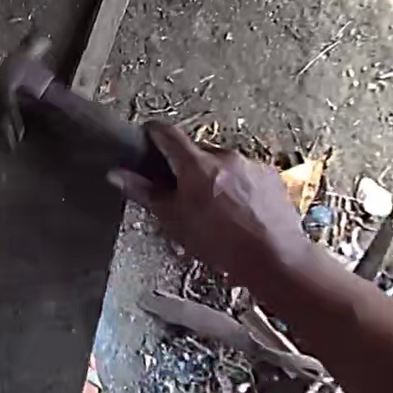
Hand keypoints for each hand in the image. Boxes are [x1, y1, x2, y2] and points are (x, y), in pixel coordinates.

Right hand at [108, 123, 312, 279]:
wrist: (275, 259)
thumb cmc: (222, 245)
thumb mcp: (174, 221)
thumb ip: (145, 192)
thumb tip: (116, 174)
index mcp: (196, 165)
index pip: (167, 133)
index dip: (154, 134)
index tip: (148, 140)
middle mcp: (225, 156)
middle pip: (196, 151)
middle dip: (187, 167)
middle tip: (183, 194)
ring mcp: (251, 164)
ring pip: (222, 163)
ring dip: (214, 177)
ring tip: (215, 209)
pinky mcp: (270, 175)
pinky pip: (245, 172)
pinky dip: (237, 185)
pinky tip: (238, 211)